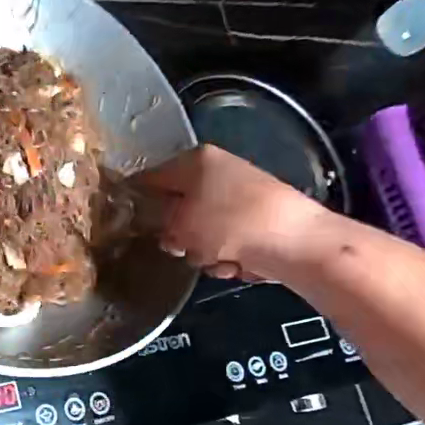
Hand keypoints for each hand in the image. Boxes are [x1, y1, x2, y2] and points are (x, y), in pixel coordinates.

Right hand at [136, 144, 329, 279]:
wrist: (295, 242)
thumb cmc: (229, 223)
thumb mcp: (179, 222)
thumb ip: (159, 221)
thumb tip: (157, 224)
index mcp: (195, 161)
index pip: (148, 178)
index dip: (135, 204)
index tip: (129, 227)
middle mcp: (216, 173)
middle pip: (175, 210)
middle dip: (178, 236)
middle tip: (183, 248)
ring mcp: (237, 198)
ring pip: (199, 233)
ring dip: (203, 253)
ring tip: (218, 259)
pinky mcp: (254, 223)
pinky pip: (224, 243)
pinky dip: (227, 258)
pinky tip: (237, 264)